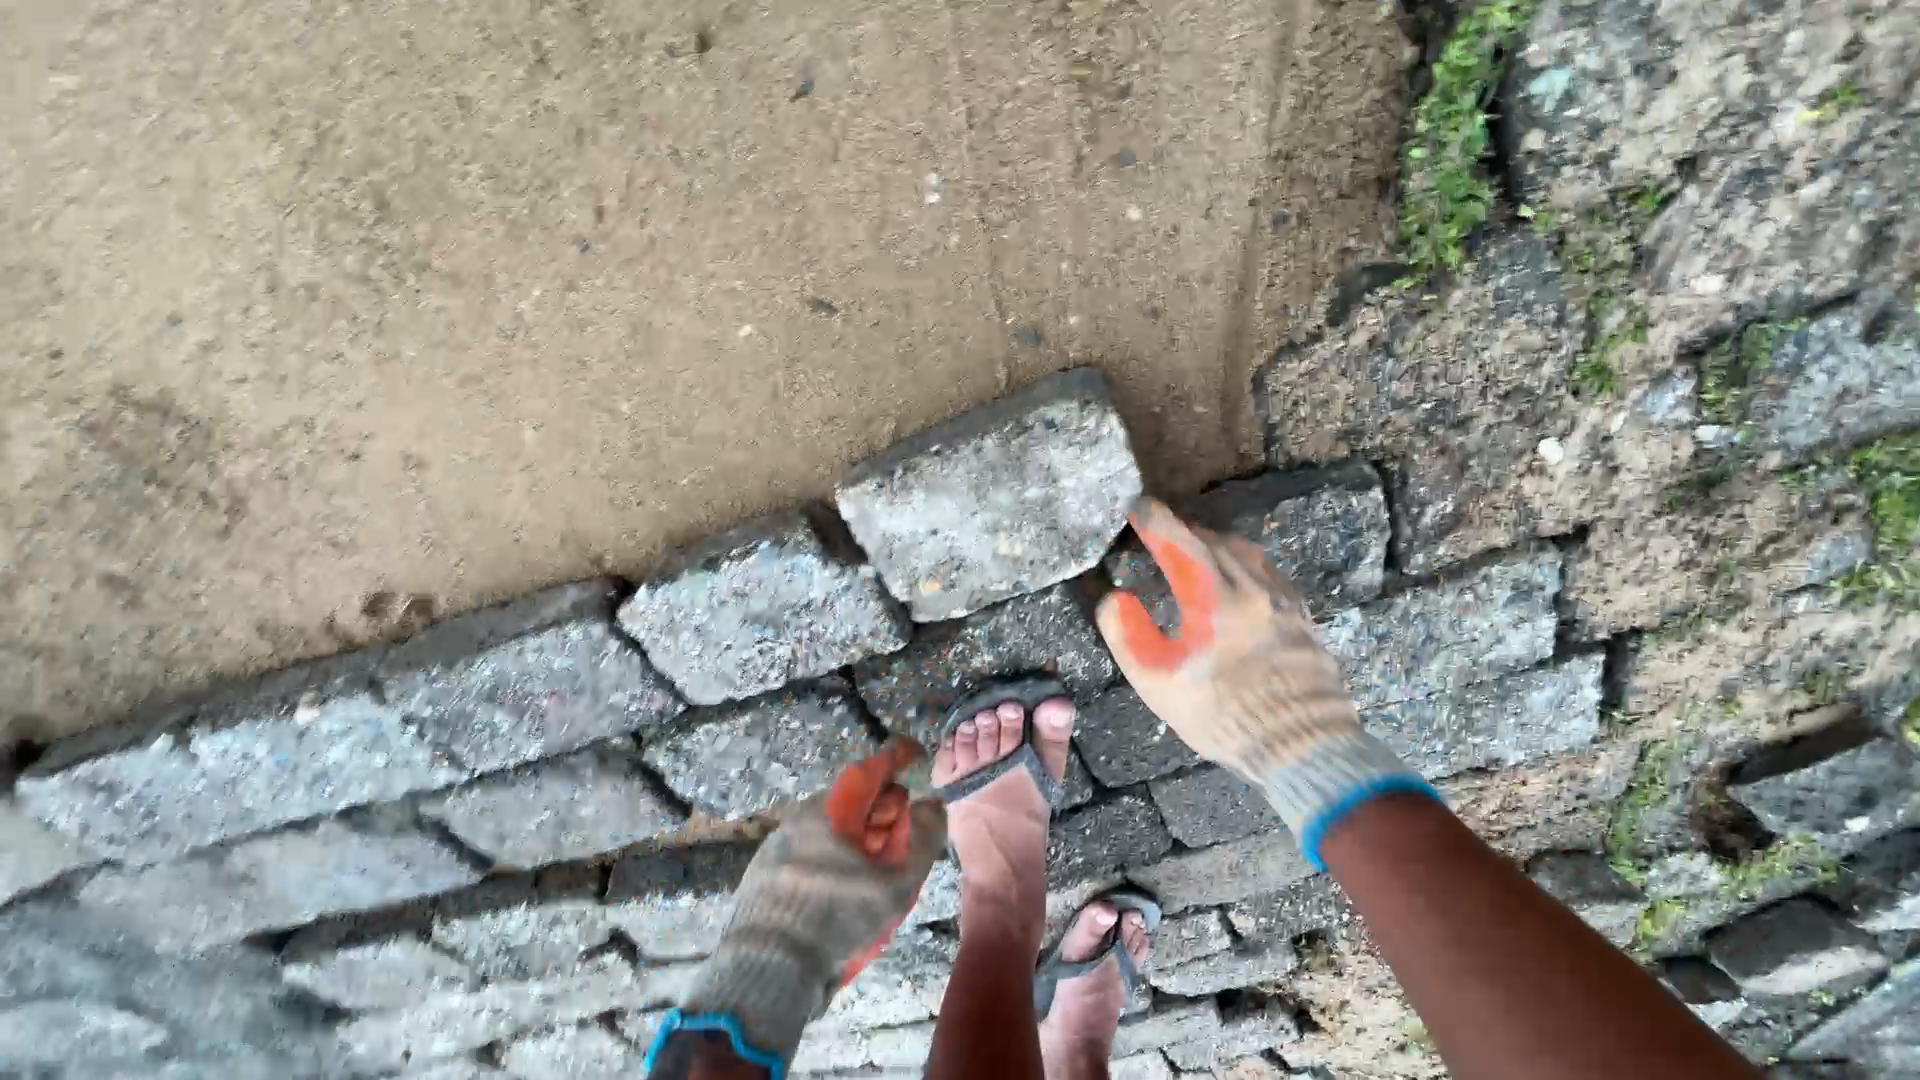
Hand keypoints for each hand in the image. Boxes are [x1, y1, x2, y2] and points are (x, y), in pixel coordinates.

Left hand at [674, 739, 946, 1064]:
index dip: (897, 759)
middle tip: (902, 826)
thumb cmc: (838, 920)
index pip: (870, 771)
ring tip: (876, 863)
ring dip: (857, 835)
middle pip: (849, 799)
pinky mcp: (764, 874)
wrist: (767, 972)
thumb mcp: (896, 884)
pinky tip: (843, 885)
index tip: (916, 754)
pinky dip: (833, 855)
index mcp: (829, 811)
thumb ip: (922, 839)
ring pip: (828, 826)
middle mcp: (799, 818)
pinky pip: (808, 850)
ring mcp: (777, 846)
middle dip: (880, 806)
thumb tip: (933, 804)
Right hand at [1093, 497, 1432, 865]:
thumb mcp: (1157, 682)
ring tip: (1196, 552)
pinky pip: (1269, 573)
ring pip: (1246, 553)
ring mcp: (1283, 601)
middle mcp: (1252, 588)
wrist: (1302, 747)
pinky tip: (1238, 581)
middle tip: (1160, 534)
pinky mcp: (1303, 618)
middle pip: (1214, 540)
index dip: (1154, 520)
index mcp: (1213, 599)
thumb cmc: (1222, 715)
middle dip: (1183, 532)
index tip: (1136, 507)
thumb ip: (1128, 634)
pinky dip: (1244, 565)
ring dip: (1216, 544)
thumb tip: (1115, 597)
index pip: (1178, 541)